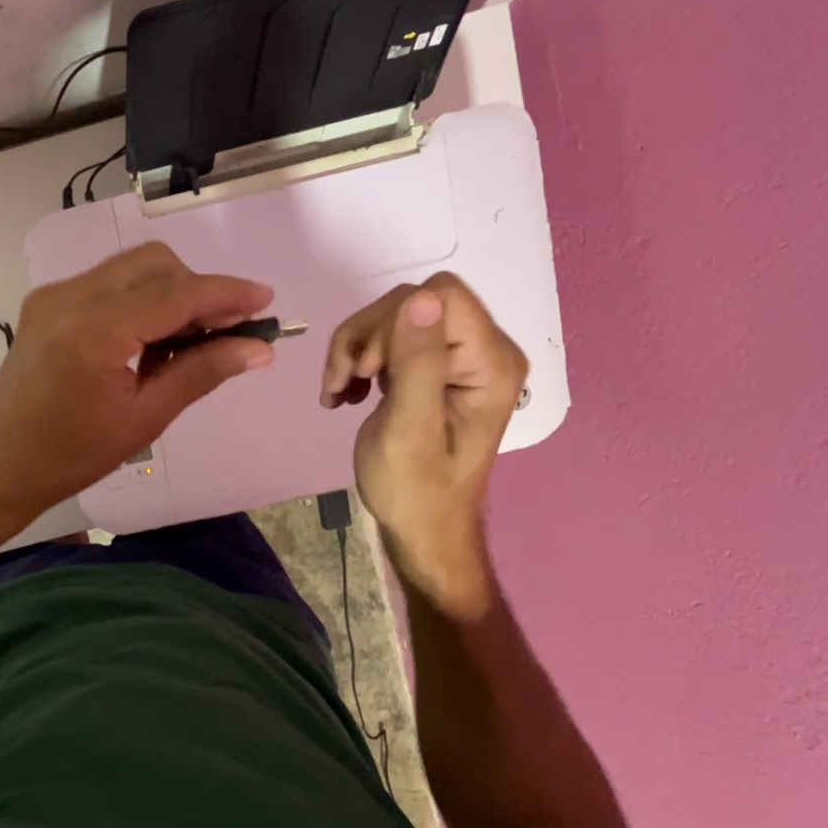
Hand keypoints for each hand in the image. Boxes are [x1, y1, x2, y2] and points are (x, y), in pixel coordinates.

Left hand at [0, 243, 274, 541]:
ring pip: (130, 268)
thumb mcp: (143, 420)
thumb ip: (200, 373)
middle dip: (197, 289)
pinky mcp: (43, 304)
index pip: (176, 293)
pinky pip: (105, 282)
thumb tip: (257, 349)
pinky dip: (136, 298)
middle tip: (223, 332)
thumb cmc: (71, 457)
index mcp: (95, 332)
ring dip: (168, 292)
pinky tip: (148, 340)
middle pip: (154, 264)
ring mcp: (51, 296)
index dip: (227, 295)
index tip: (266, 304)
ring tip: (186, 342)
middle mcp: (69, 299)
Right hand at [320, 272, 526, 616]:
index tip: (367, 373)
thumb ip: (417, 363)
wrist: (420, 531)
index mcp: (490, 362)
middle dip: (365, 338)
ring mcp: (457, 361)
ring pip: (394, 318)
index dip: (390, 325)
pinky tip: (345, 394)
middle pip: (412, 302)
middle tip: (343, 385)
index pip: (438, 297)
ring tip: (337, 393)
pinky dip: (357, 362)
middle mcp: (482, 351)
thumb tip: (419, 299)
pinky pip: (389, 341)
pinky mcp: (431, 371)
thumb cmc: (415, 490)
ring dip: (353, 351)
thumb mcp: (409, 429)